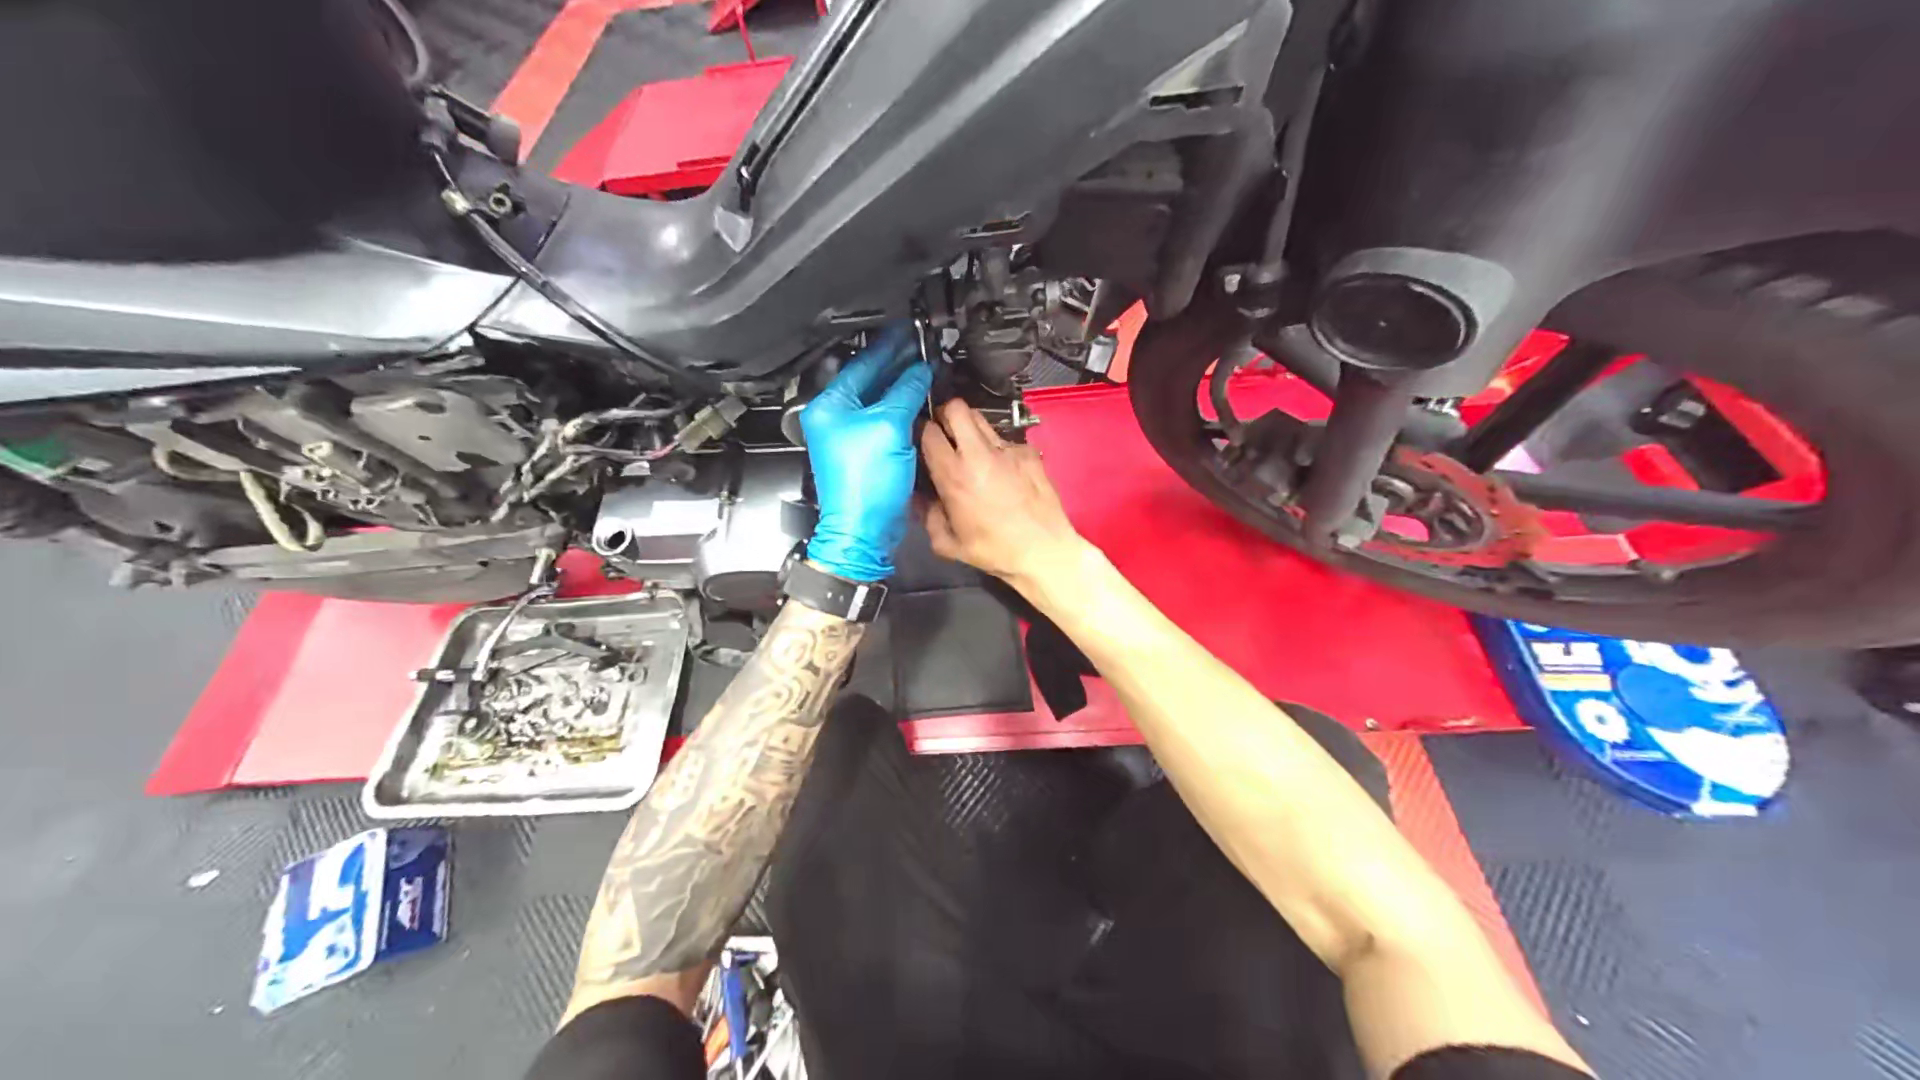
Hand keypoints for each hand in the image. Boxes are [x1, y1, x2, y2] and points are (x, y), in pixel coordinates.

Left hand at [799, 324, 932, 582]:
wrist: (864, 530)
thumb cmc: (863, 486)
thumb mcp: (888, 426)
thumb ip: (905, 392)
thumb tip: (919, 371)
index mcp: (830, 407)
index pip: (862, 364)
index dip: (889, 347)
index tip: (907, 333)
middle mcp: (836, 419)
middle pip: (871, 381)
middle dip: (898, 365)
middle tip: (920, 348)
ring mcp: (851, 437)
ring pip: (880, 401)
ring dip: (902, 387)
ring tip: (924, 370)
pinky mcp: (868, 453)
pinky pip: (887, 422)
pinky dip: (903, 410)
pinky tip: (919, 402)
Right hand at [920, 399, 1088, 589]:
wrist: (1043, 552)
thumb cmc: (994, 551)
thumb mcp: (948, 543)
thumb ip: (928, 515)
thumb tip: (920, 497)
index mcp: (954, 475)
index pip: (929, 431)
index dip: (921, 431)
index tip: (921, 439)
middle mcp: (979, 453)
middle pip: (956, 408)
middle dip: (945, 414)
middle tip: (944, 432)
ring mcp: (1008, 449)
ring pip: (981, 418)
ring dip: (969, 427)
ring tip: (970, 447)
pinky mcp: (1029, 452)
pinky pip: (1005, 439)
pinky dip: (997, 449)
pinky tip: (1002, 469)